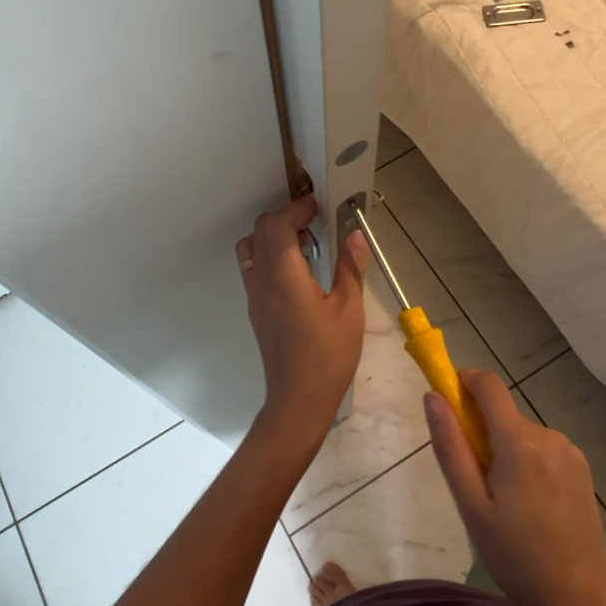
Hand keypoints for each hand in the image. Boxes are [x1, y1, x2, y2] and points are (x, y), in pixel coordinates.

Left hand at [236, 196, 368, 444]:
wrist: (298, 399)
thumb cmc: (328, 356)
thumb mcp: (349, 310)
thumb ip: (350, 267)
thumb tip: (354, 233)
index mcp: (283, 276)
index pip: (278, 225)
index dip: (297, 208)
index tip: (319, 206)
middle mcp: (261, 280)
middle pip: (260, 231)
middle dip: (284, 217)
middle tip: (314, 221)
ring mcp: (254, 296)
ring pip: (250, 248)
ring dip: (272, 235)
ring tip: (304, 243)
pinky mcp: (256, 309)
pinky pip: (253, 268)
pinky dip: (269, 255)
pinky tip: (298, 269)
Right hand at [427, 369, 605, 605]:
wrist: (578, 597)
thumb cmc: (514, 554)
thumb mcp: (470, 503)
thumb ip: (450, 445)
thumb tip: (433, 396)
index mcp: (519, 441)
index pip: (489, 384)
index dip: (464, 382)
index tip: (447, 403)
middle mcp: (548, 435)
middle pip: (503, 414)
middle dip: (481, 432)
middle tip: (474, 483)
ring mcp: (569, 451)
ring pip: (522, 433)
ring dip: (504, 450)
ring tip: (503, 502)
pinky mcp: (581, 468)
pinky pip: (541, 449)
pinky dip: (526, 462)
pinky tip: (528, 505)